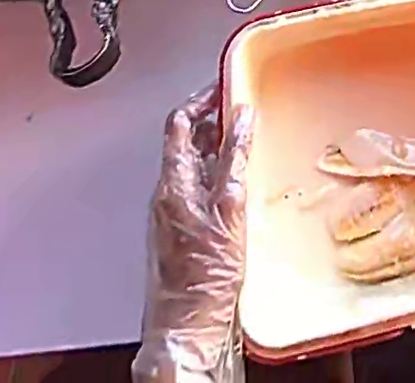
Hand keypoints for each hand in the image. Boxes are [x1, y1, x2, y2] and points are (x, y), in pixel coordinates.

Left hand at [132, 87, 253, 382]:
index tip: (224, 87)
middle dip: (213, 119)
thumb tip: (241, 116)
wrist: (190, 328)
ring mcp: (174, 211)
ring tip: (246, 139)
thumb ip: (235, 155)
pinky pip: (200, 184)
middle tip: (241, 110)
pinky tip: (241, 178)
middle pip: (185, 140)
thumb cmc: (204, 274)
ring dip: (217, 144)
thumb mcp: (230, 204)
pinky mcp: (184, 228)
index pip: (178, 122)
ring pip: (194, 162)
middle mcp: (168, 192)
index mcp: (173, 180)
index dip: (201, 99)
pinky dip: (219, 170)